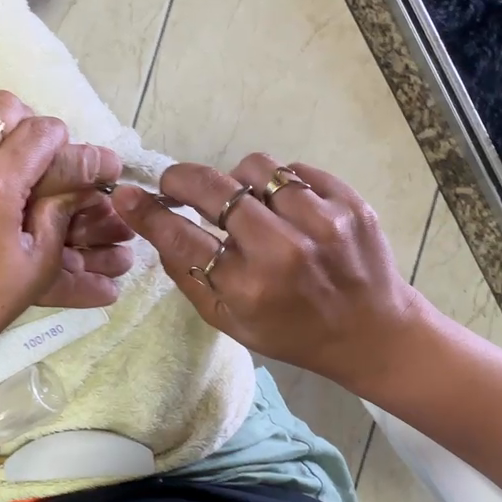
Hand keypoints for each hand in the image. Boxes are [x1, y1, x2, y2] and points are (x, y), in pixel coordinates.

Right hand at [112, 154, 429, 394]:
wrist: (375, 332)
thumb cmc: (290, 332)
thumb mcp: (229, 322)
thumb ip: (188, 276)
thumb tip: (153, 225)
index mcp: (249, 288)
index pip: (182, 237)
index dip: (147, 212)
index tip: (127, 195)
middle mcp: (283, 251)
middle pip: (214, 188)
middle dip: (182, 179)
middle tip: (175, 185)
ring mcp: (322, 222)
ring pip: (255, 168)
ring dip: (236, 182)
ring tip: (243, 203)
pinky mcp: (350, 202)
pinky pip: (295, 170)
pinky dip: (278, 185)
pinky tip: (283, 209)